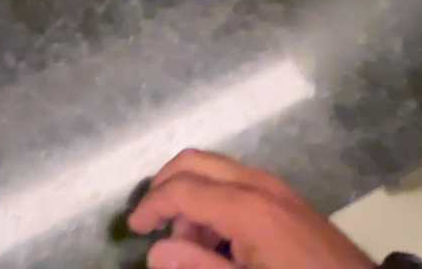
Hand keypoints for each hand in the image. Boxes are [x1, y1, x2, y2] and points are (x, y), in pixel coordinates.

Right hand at [129, 149, 375, 268]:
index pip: (182, 189)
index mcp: (246, 205)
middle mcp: (258, 182)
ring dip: (193, 197)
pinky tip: (220, 240)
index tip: (133, 228)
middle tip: (151, 221)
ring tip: (190, 244)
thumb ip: (198, 267)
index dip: (151, 205)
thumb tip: (156, 250)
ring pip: (216, 170)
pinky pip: (237, 182)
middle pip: (195, 162)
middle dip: (166, 186)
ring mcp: (275, 187)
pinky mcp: (288, 198)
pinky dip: (216, 201)